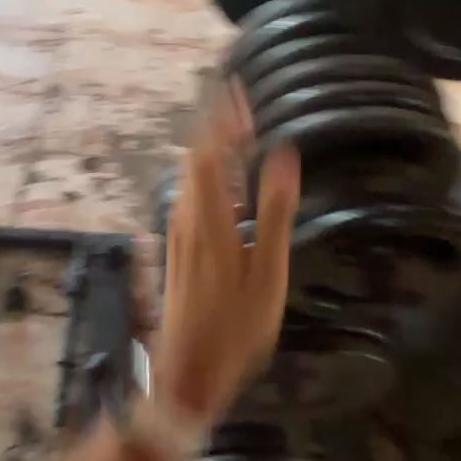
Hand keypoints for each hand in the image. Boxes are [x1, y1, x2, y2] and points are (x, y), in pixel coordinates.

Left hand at [151, 82, 299, 425]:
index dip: (222, 117)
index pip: (210, 150)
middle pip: (195, 154)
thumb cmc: (234, 327)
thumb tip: (284, 156)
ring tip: (229, 121)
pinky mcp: (176, 245)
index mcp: (209, 216)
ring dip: (207, 141)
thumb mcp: (266, 273)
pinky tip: (219, 173)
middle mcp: (186, 214)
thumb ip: (274, 212)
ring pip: (188, 172)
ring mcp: (177, 230)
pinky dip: (205, 168)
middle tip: (234, 93)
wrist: (185, 372)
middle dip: (212, 120)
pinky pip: (189, 190)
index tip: (237, 89)